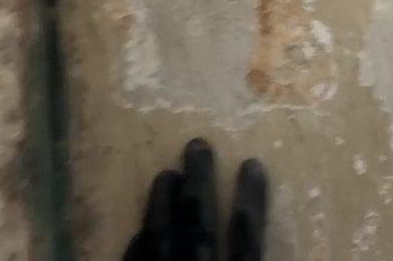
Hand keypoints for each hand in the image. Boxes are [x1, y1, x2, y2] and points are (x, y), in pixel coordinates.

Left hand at [122, 138, 269, 260]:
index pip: (246, 239)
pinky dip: (137, 245)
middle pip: (199, 225)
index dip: (250, 201)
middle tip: (197, 143)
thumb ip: (251, 254)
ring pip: (162, 237)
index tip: (251, 162)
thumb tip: (255, 228)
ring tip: (165, 173)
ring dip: (162, 205)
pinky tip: (139, 230)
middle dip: (199, 183)